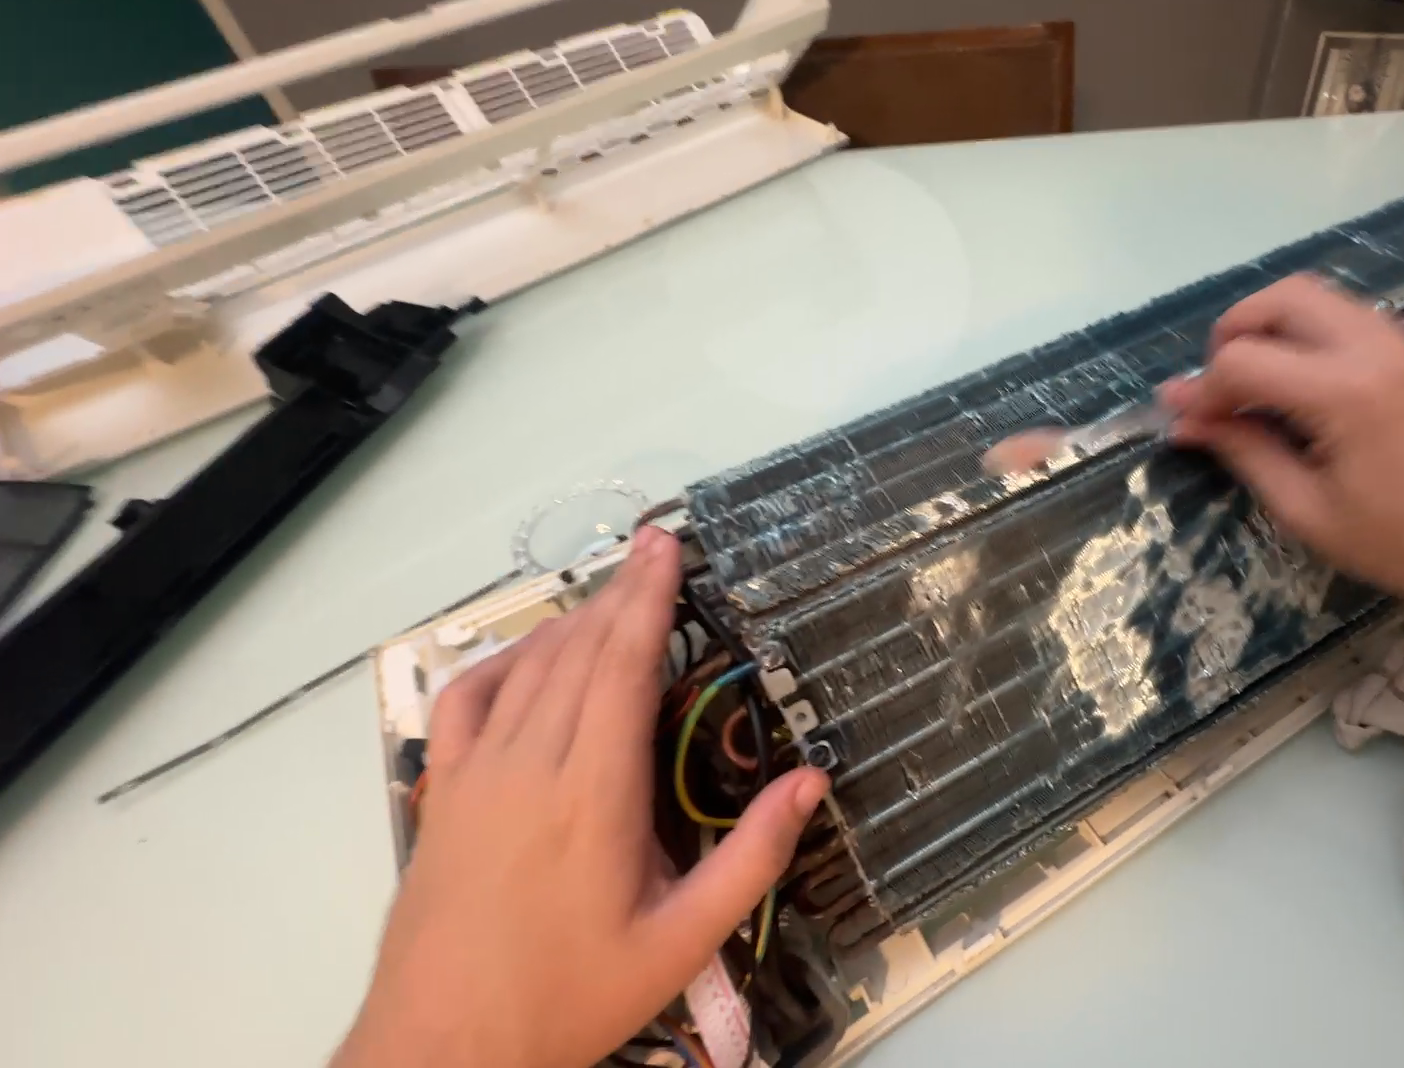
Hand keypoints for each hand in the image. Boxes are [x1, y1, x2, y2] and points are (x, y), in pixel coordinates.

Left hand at [334, 527, 828, 1067]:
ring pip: (530, 666)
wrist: (439, 1059)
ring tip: (618, 591)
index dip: (648, 598)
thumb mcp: (684, 940)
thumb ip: (754, 857)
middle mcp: (530, 765)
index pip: (622, 666)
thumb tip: (811, 779)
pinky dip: (505, 660)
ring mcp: (475, 775)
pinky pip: (468, 700)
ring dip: (577, 618)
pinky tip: (534, 653)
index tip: (666, 546)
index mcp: (593, 793)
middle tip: (656, 542)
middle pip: (580, 650)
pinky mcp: (441, 793)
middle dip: (623, 589)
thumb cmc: (572, 996)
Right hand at [1162, 275, 1403, 607]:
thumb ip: (1241, 451)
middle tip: (1217, 390)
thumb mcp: (1302, 508)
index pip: (1244, 360)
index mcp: (1345, 392)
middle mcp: (1374, 347)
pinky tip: (1293, 389)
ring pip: (1313, 298)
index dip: (1203, 391)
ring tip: (1249, 389)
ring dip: (1267, 329)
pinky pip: (1342, 316)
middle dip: (1231, 334)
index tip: (1188, 426)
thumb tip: (1181, 419)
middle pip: (1280, 299)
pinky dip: (1302, 335)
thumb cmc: (1396, 542)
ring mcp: (1400, 343)